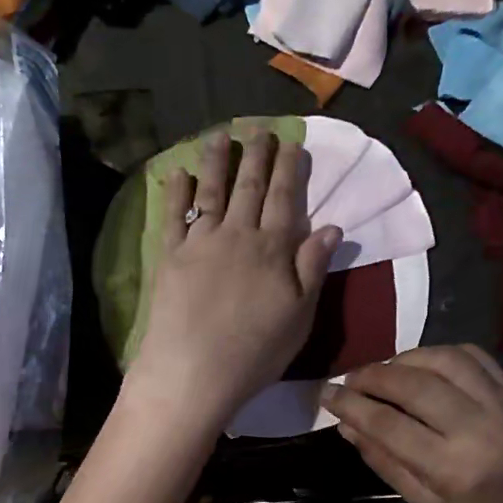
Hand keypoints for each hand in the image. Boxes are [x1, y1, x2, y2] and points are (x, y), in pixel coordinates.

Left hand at [128, 129, 341, 423]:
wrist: (194, 372)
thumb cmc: (257, 351)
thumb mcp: (300, 315)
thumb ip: (314, 268)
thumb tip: (333, 226)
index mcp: (273, 249)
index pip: (285, 199)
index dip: (289, 170)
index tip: (292, 143)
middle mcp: (237, 235)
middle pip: (249, 188)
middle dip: (256, 156)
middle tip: (259, 129)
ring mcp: (200, 243)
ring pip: (212, 192)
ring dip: (217, 161)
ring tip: (220, 135)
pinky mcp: (169, 256)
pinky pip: (174, 215)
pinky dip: (178, 192)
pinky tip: (179, 173)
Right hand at [324, 345, 502, 502]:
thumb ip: (385, 462)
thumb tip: (346, 425)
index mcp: (454, 469)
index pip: (390, 425)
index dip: (352, 406)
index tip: (327, 396)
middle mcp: (478, 429)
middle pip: (412, 385)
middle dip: (371, 376)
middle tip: (349, 380)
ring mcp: (499, 401)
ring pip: (439, 360)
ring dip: (401, 359)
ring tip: (382, 372)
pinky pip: (466, 353)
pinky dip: (434, 353)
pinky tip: (419, 365)